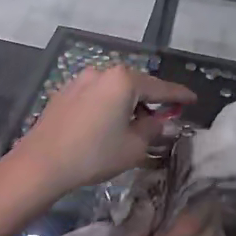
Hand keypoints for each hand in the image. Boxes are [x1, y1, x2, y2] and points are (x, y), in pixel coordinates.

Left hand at [11, 64, 195, 195]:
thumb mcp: (133, 146)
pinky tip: (106, 125)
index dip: (179, 96)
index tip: (192, 99)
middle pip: (134, 85)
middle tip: (161, 118)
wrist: (42, 163)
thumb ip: (152, 129)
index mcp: (123, 80)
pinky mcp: (63, 94)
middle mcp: (100, 72)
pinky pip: (94, 96)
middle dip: (149, 100)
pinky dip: (106, 106)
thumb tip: (158, 121)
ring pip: (112, 90)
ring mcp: (78, 81)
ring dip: (125, 104)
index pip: (160, 88)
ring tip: (132, 126)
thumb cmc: (94, 154)